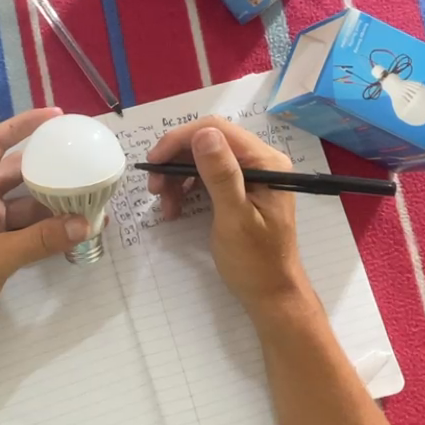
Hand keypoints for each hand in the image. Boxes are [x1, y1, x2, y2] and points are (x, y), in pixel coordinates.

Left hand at [0, 109, 90, 366]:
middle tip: (86, 162)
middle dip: (50, 169)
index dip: (22, 125)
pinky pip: (28, 230)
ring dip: (55, 204)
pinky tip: (78, 230)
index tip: (56, 116)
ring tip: (94, 201)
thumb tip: (84, 224)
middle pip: (17, 173)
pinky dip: (50, 229)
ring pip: (27, 204)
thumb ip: (39, 240)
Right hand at [146, 118, 316, 321]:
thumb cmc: (255, 261)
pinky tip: (174, 208)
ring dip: (176, 177)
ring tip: (164, 204)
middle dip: (175, 161)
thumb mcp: (235, 217)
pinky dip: (185, 188)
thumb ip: (221, 175)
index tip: (154, 162)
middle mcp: (259, 161)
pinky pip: (204, 177)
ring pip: (201, 159)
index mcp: (266, 162)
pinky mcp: (238, 189)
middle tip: (154, 188)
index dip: (180, 140)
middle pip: (206, 143)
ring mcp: (249, 175)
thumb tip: (202, 134)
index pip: (217, 130)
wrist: (270, 294)